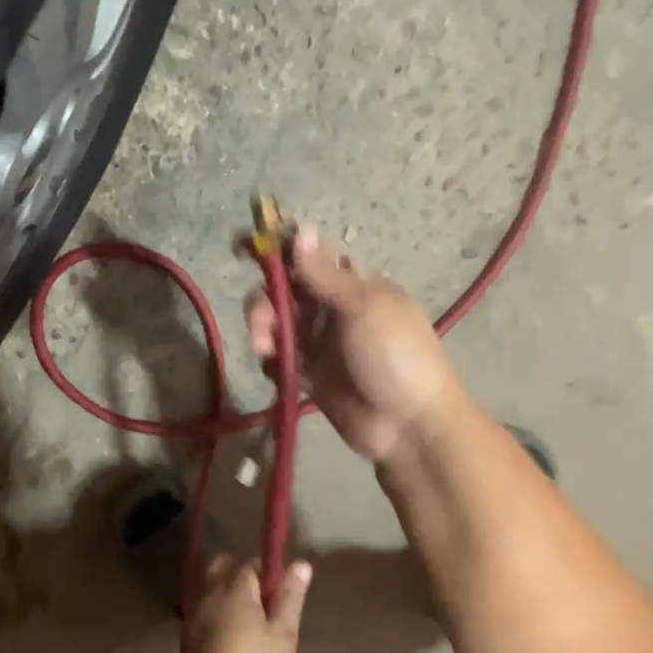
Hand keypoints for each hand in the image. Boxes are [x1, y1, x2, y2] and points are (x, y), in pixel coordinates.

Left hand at [179, 555, 311, 652]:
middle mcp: (209, 596)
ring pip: (207, 587)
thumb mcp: (283, 636)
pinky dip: (214, 609)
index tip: (281, 591)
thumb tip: (301, 564)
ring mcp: (193, 616)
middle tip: (262, 601)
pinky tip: (228, 633)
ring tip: (247, 619)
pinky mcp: (186, 637)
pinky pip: (200, 608)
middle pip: (221, 567)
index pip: (250, 565)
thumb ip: (290, 597)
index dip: (267, 572)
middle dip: (239, 572)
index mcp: (235, 590)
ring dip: (224, 590)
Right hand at [247, 226, 464, 462]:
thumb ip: (324, 273)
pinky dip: (271, 358)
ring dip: (263, 328)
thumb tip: (301, 228)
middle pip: (285, 289)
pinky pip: (280, 357)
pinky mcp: (310, 374)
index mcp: (355, 283)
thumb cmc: (395, 355)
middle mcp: (335, 308)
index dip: (278, 250)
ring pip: (277, 322)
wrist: (408, 424)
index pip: (310, 256)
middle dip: (266, 299)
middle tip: (262, 322)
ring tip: (263, 347)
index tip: (245, 246)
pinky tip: (274, 367)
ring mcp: (321, 342)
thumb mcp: (363, 307)